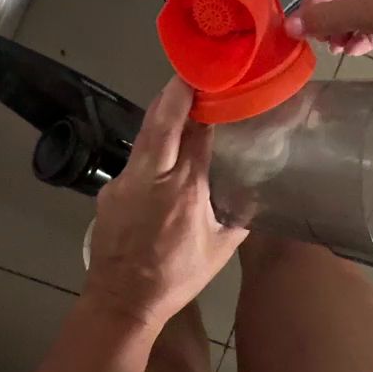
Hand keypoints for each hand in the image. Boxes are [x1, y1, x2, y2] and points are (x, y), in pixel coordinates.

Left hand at [84, 78, 247, 331]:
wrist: (121, 301)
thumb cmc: (177, 275)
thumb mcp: (221, 249)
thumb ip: (242, 214)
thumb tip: (261, 188)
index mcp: (186, 187)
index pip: (199, 133)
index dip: (207, 106)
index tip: (217, 85)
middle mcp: (154, 174)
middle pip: (163, 119)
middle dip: (176, 90)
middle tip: (191, 71)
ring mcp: (127, 178)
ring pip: (145, 132)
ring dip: (162, 111)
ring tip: (178, 96)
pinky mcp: (111, 187)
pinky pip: (135, 157)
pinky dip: (150, 144)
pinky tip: (161, 149)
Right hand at [283, 0, 372, 60]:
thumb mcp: (366, 13)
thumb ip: (325, 18)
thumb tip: (288, 24)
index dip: (314, 1)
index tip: (306, 29)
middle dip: (332, 17)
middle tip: (325, 44)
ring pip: (364, 5)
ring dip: (349, 27)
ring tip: (342, 51)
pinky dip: (369, 30)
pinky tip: (361, 49)